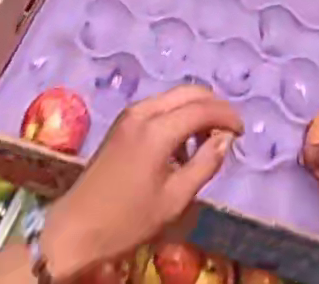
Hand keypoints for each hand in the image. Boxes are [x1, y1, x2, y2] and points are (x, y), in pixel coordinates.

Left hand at [40, 86, 242, 277]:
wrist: (77, 227)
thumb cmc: (127, 220)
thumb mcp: (174, 200)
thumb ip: (204, 165)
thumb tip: (225, 139)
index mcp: (157, 129)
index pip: (202, 107)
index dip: (226, 115)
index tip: (241, 132)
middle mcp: (144, 110)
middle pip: (189, 92)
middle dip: (213, 106)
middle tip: (228, 132)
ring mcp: (131, 113)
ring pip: (174, 96)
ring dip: (195, 110)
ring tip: (206, 143)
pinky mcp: (124, 121)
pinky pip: (160, 106)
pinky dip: (178, 115)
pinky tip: (182, 146)